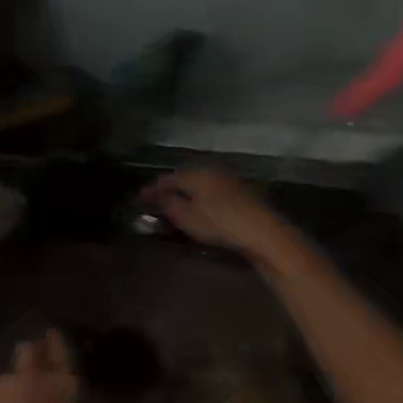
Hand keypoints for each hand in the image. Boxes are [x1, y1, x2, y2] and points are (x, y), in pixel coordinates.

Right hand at [140, 168, 299, 264]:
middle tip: (156, 200)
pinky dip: (200, 197)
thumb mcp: (185, 216)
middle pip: (184, 178)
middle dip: (169, 189)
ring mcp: (229, 179)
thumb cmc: (219, 223)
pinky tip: (198, 207)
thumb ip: (167, 203)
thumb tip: (156, 196)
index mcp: (196, 174)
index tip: (139, 198)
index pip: (167, 178)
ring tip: (175, 205)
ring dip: (186, 193)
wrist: (263, 232)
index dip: (151, 189)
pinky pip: (212, 190)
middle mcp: (212, 171)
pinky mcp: (242, 191)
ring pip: (199, 183)